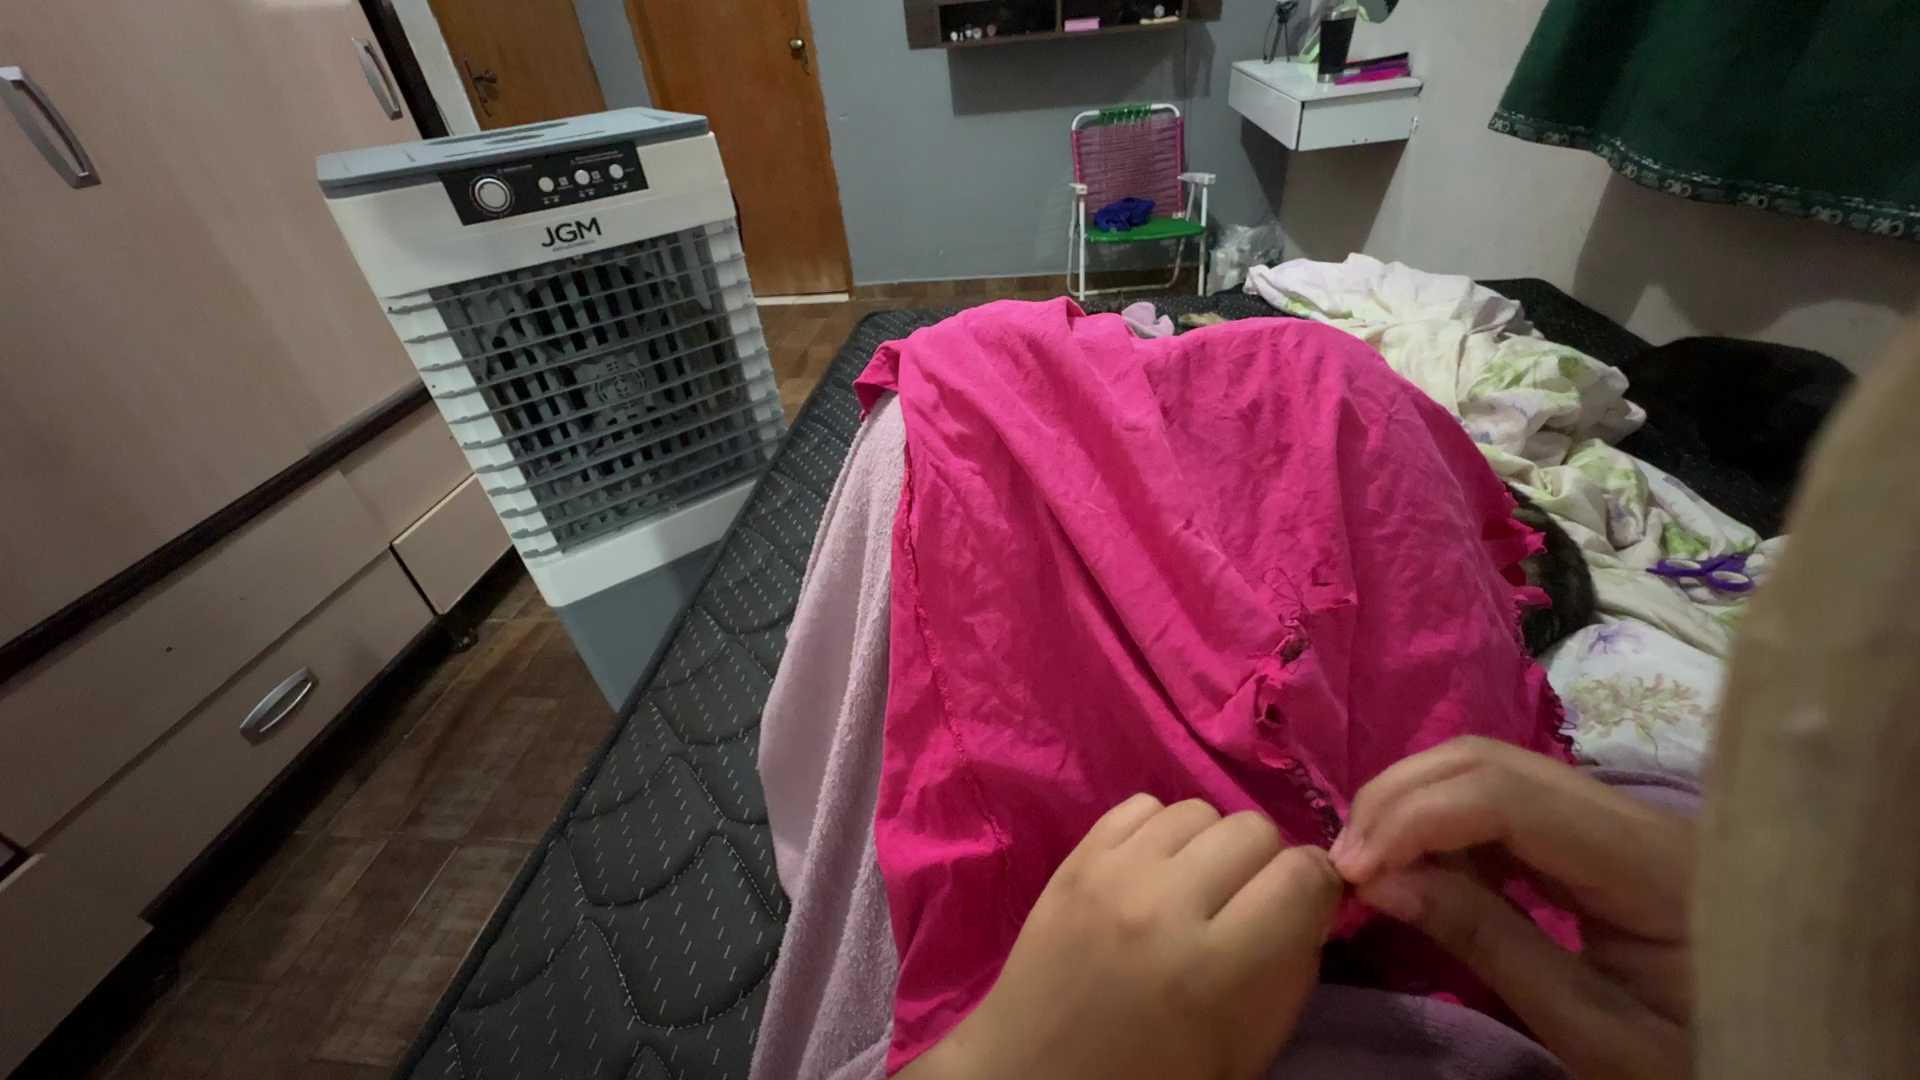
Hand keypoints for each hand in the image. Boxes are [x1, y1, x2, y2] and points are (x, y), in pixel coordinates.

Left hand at [906, 794, 1344, 1079]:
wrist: (1038, 1070)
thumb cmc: (1154, 1075)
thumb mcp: (1246, 1047)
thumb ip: (1287, 966)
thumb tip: (1309, 898)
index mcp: (1216, 967)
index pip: (1302, 874)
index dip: (1318, 884)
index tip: (1306, 901)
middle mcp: (1164, 901)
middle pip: (1252, 828)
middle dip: (1265, 861)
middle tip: (1246, 897)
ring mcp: (1112, 870)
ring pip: (1197, 809)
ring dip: (1210, 842)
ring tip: (1194, 882)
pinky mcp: (1075, 854)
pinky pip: (1140, 804)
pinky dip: (1158, 828)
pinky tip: (1151, 866)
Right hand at [1331, 737, 1693, 1079]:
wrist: (1792, 1064)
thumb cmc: (1704, 1061)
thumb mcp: (1599, 1034)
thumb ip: (1487, 945)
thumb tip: (1376, 880)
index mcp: (1654, 862)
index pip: (1502, 795)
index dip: (1412, 820)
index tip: (1353, 873)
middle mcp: (1632, 812)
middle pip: (1483, 760)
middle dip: (1397, 799)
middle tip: (1349, 859)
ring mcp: (1612, 813)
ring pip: (1481, 766)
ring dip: (1409, 803)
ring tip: (1370, 860)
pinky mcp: (1592, 827)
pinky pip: (1494, 796)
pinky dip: (1437, 820)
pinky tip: (1417, 862)